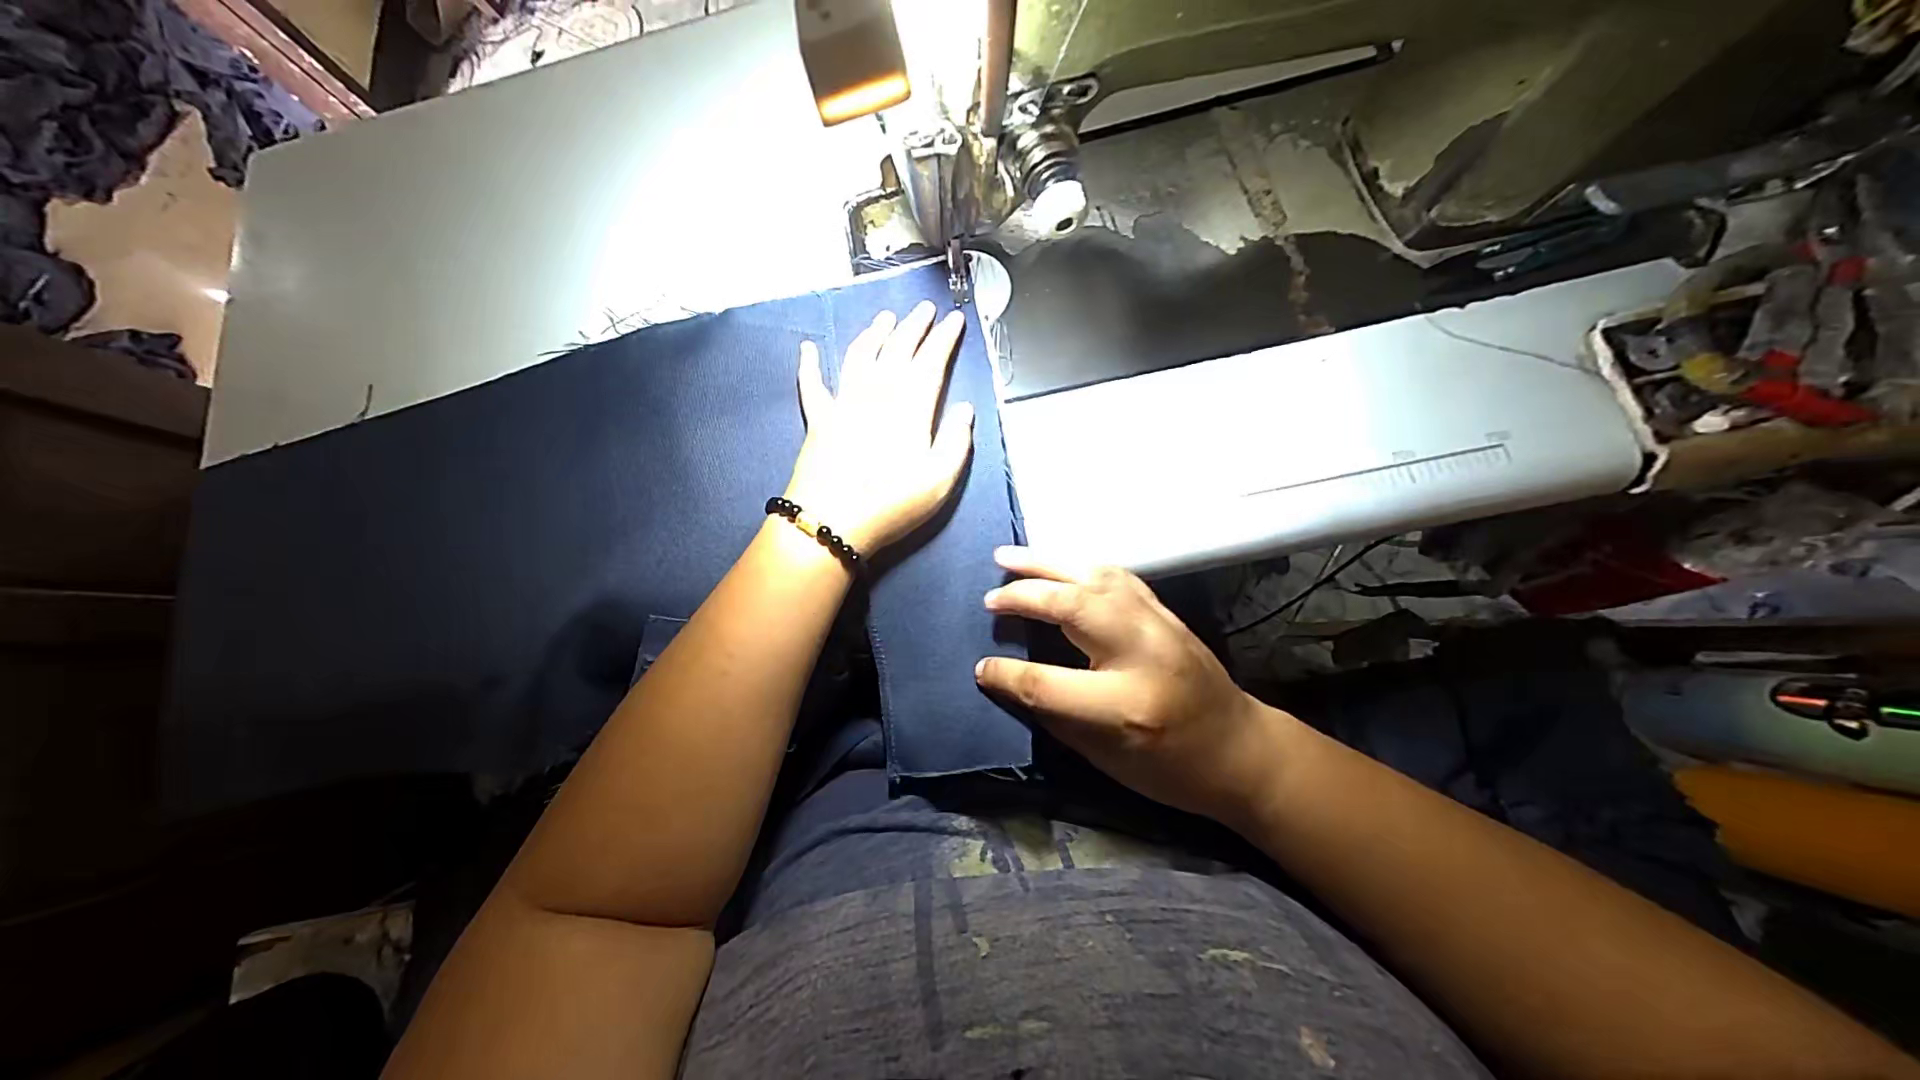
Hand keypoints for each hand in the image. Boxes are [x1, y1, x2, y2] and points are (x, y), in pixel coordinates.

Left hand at [784, 302, 975, 553]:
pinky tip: (808, 348)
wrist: (830, 522)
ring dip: (874, 333)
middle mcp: (876, 393)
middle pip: (897, 349)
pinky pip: (812, 383)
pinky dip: (809, 364)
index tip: (953, 320)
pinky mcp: (818, 418)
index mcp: (910, 406)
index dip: (944, 338)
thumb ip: (957, 441)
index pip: (931, 361)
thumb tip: (965, 410)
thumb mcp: (940, 479)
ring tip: (885, 318)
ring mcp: (843, 402)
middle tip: (925, 309)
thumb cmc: (890, 504)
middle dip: (914, 325)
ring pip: (859, 355)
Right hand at [974, 547, 1298, 825]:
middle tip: (989, 597)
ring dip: (1047, 563)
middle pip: (1070, 607)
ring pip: (1094, 577)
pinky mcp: (1166, 612)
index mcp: (1125, 705)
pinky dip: (1080, 565)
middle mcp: (1142, 653)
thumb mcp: (1104, 759)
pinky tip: (1059, 563)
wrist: (1240, 750)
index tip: (981, 667)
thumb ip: (1053, 714)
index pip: (1047, 682)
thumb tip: (1007, 679)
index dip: (1006, 674)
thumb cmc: (1170, 768)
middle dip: (1023, 596)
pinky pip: (1116, 576)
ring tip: (1009, 557)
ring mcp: (1158, 625)